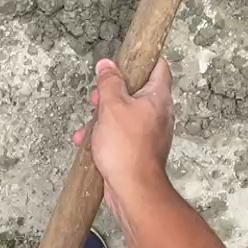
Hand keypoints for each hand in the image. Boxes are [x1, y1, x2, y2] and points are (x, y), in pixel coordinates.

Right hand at [74, 57, 173, 216]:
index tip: (126, 58)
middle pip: (136, 91)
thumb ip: (109, 83)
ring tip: (90, 127)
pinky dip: (105, 136)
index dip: (142, 59)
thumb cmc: (127, 149)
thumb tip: (107, 66)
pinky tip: (89, 143)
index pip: (159, 67)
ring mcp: (149, 133)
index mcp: (158, 97)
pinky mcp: (138, 149)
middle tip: (97, 98)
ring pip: (124, 115)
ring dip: (103, 118)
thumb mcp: (111, 106)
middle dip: (111, 94)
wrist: (132, 188)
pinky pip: (120, 135)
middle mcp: (158, 114)